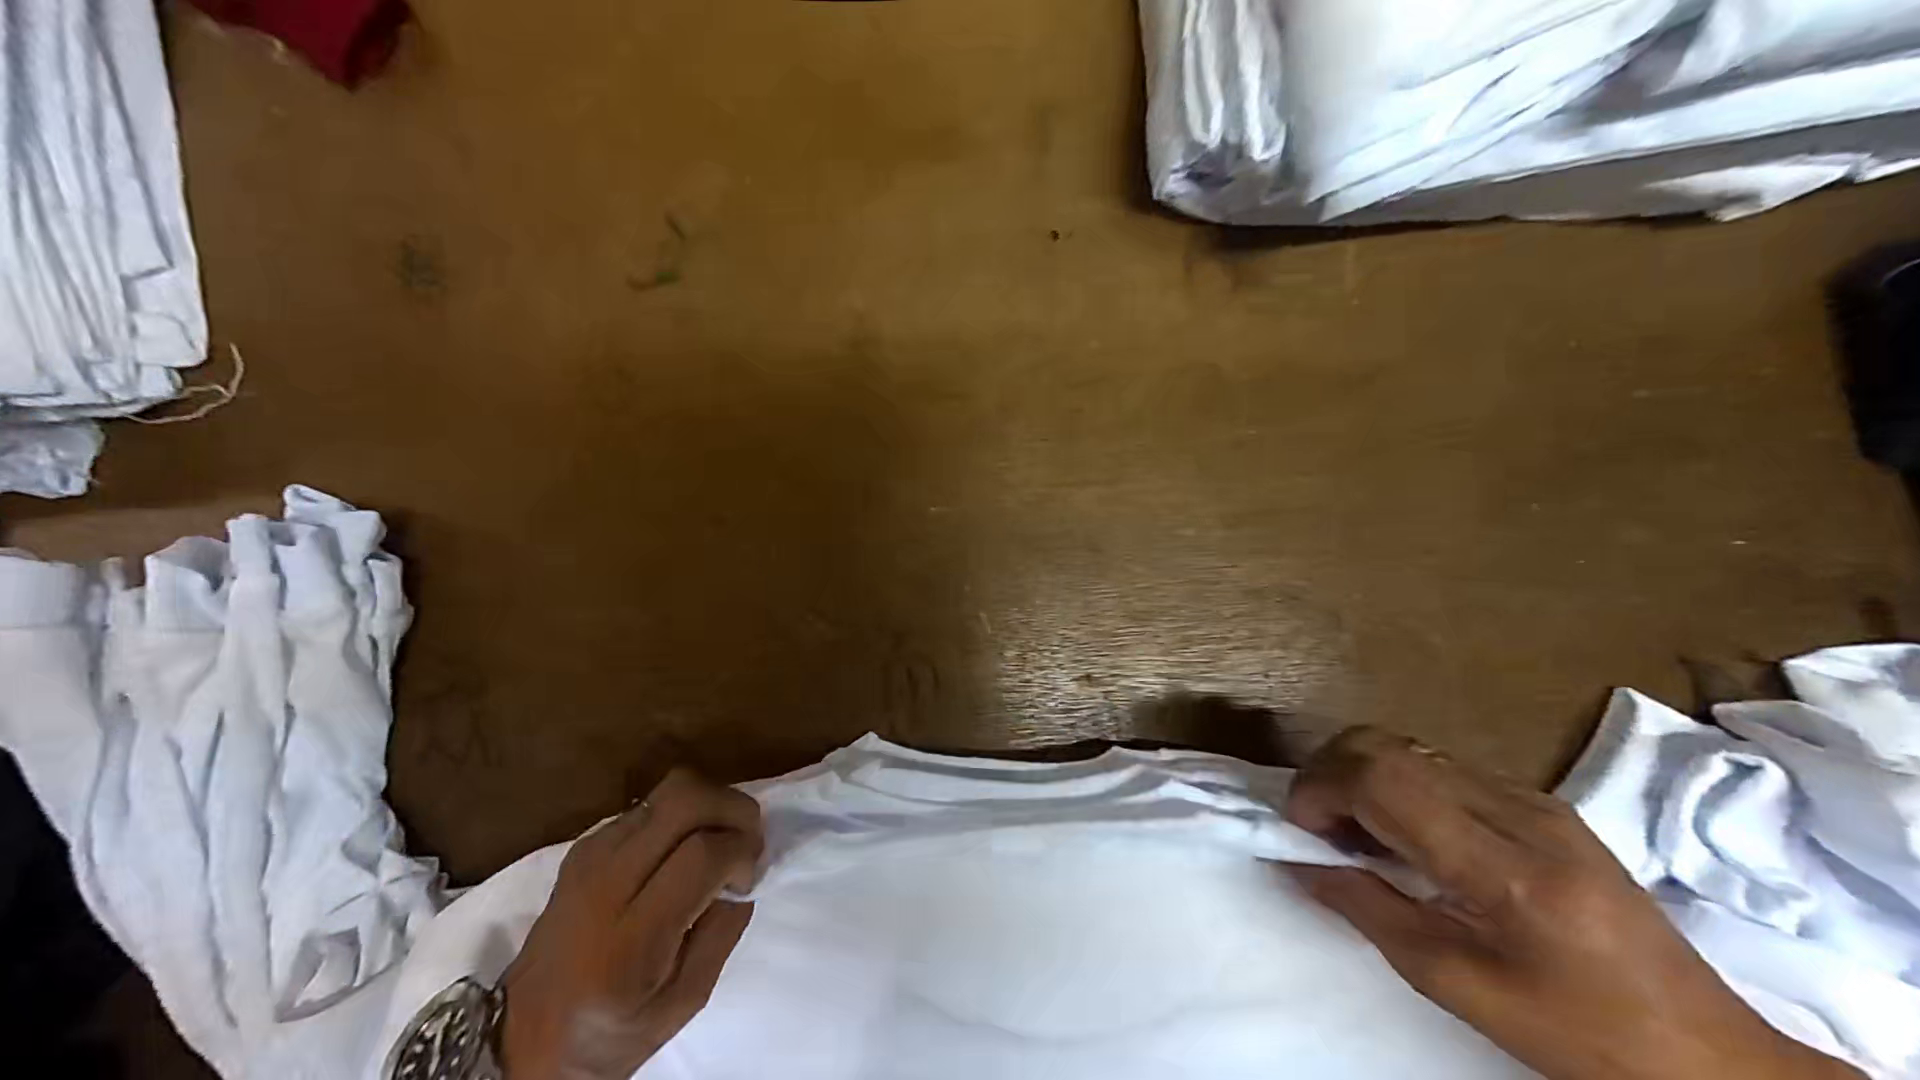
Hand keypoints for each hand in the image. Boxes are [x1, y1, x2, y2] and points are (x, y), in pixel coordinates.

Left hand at [499, 769, 762, 1079]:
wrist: (520, 1038)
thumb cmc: (609, 1033)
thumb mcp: (683, 1002)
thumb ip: (723, 931)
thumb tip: (745, 874)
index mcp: (630, 940)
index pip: (701, 855)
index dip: (741, 851)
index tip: (748, 875)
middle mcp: (605, 883)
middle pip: (685, 798)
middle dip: (734, 807)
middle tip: (748, 838)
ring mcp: (590, 856)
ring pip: (670, 788)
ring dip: (710, 804)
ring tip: (721, 838)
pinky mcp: (585, 845)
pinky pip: (650, 804)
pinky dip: (682, 814)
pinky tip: (684, 849)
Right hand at [1284, 727, 1861, 1079]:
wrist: (1708, 1052)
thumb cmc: (1578, 1034)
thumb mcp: (1456, 985)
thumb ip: (1366, 909)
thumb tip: (1297, 861)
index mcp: (1506, 867)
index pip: (1384, 780)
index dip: (1321, 791)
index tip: (1300, 831)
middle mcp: (1519, 810)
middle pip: (1386, 745)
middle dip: (1328, 772)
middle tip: (1314, 825)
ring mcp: (1532, 797)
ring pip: (1407, 745)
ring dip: (1357, 774)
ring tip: (1349, 830)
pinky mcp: (1538, 800)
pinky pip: (1437, 765)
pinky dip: (1392, 782)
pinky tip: (1396, 831)